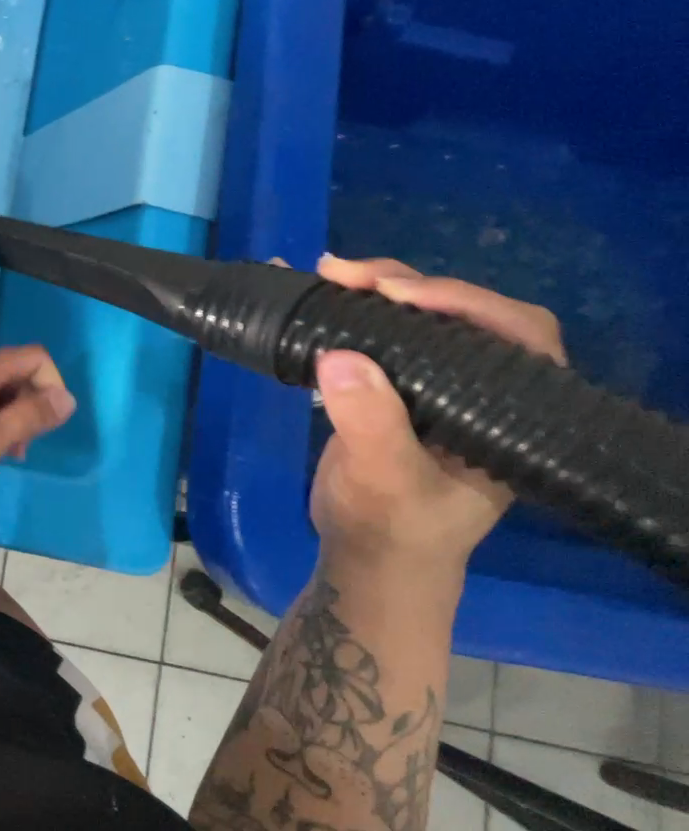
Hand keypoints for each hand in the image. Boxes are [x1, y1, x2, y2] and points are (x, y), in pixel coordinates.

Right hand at [310, 256, 566, 573]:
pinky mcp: (393, 387)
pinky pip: (379, 335)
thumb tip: (339, 356)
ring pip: (419, 318)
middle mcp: (483, 390)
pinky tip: (316, 293)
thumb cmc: (391, 527)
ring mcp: (437, 386)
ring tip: (326, 274)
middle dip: (407, 285)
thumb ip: (369, 423)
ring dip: (374, 291)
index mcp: (511, 411)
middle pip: (462, 315)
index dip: (462, 302)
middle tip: (343, 273)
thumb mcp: (382, 480)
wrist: (366, 557)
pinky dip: (348, 310)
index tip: (395, 292)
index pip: (514, 335)